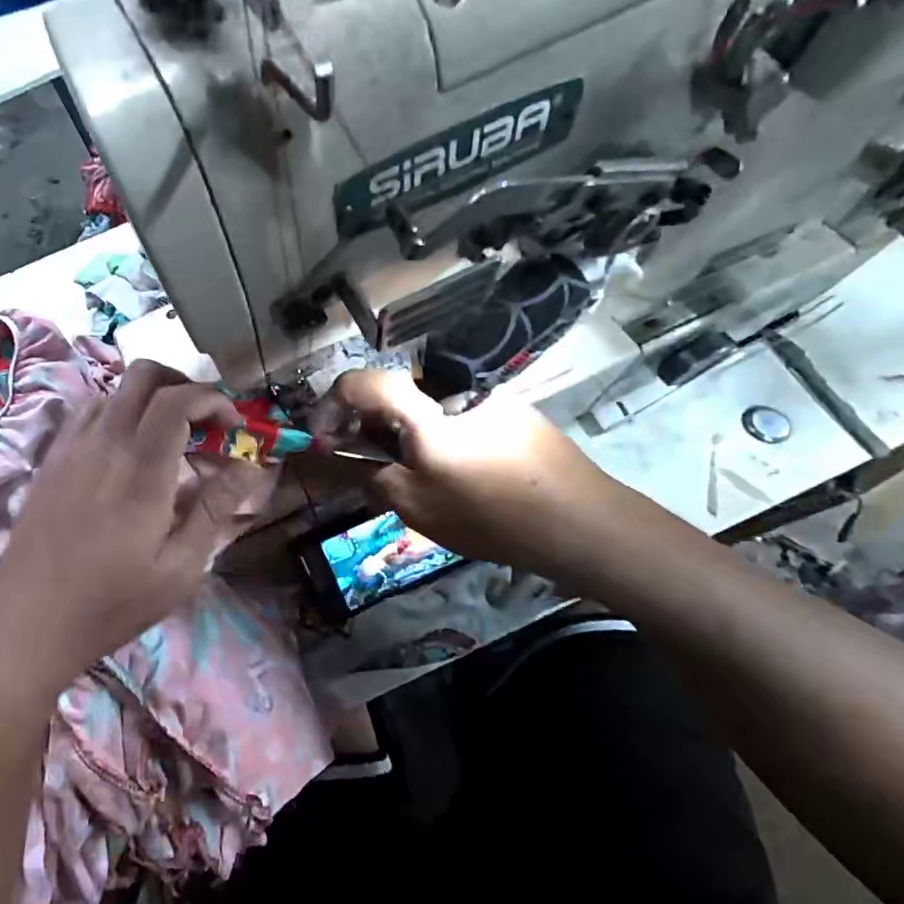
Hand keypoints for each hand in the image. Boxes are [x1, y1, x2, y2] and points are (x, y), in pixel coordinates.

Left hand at [0, 361, 257, 690]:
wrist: (26, 626)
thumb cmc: (112, 604)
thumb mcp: (179, 568)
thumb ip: (215, 508)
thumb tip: (250, 466)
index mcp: (140, 470)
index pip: (178, 399)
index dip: (214, 400)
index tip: (234, 428)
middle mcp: (103, 444)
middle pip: (145, 375)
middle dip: (185, 385)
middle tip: (206, 423)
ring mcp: (70, 448)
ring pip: (116, 389)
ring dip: (152, 399)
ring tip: (171, 440)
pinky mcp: (51, 460)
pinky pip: (88, 413)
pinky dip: (119, 413)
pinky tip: (129, 453)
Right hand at [309, 371, 632, 578]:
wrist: (579, 521)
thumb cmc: (488, 515)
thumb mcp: (414, 504)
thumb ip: (363, 472)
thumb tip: (324, 452)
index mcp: (425, 411)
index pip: (359, 382)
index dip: (330, 406)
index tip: (326, 440)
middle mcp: (454, 389)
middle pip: (393, 394)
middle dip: (368, 425)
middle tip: (372, 466)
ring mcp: (487, 396)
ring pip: (425, 406)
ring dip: (406, 431)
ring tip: (421, 476)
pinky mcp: (512, 409)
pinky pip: (458, 414)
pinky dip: (441, 434)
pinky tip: (463, 472)